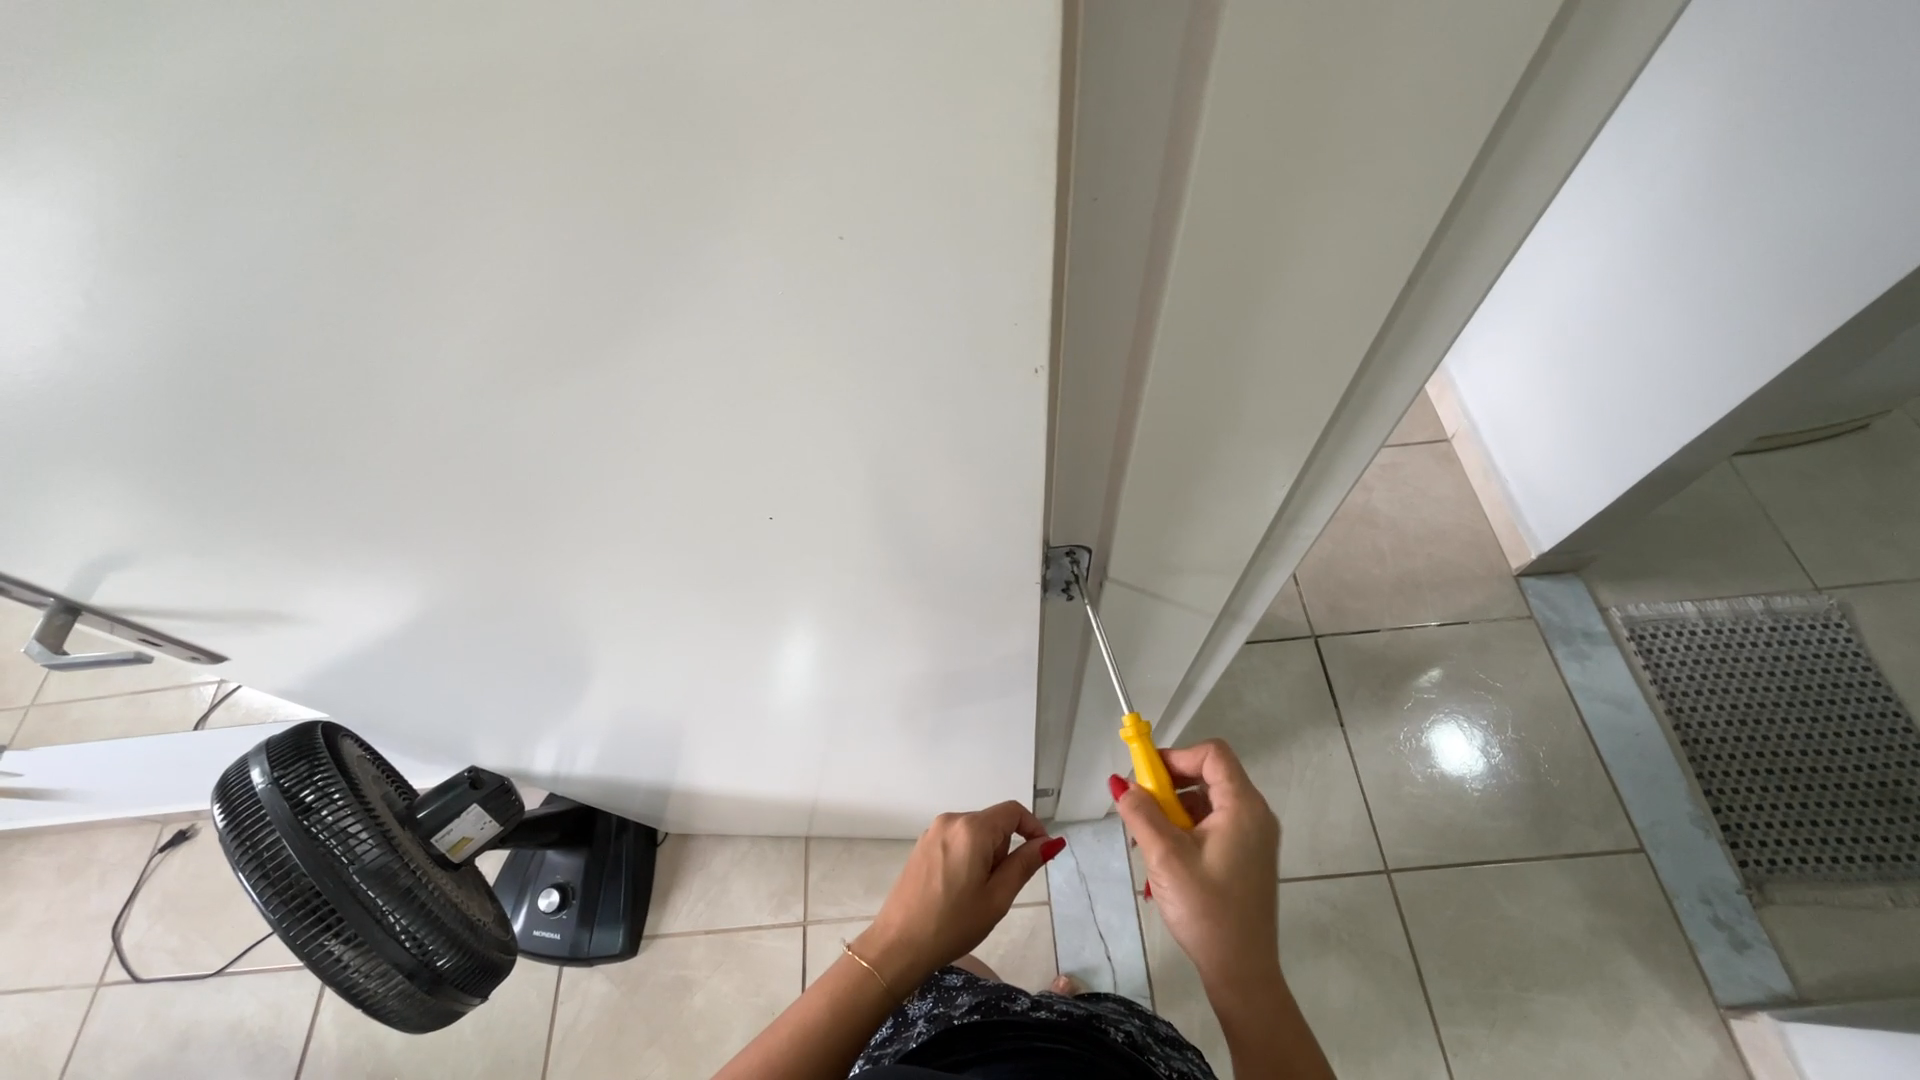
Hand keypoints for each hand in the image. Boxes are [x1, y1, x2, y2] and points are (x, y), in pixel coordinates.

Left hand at [854, 801, 1064, 990]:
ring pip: (975, 833)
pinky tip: (957, 890)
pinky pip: (957, 841)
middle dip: (1004, 850)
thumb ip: (1025, 864)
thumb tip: (1050, 842)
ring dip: (986, 856)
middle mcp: (951, 820)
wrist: (900, 944)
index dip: (1033, 828)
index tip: (1041, 854)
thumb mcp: (997, 897)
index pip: (1012, 811)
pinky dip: (967, 857)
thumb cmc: (954, 924)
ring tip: (974, 894)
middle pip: (993, 823)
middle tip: (997, 889)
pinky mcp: (922, 845)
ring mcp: (933, 831)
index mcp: (971, 829)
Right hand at [1112, 739, 1281, 995]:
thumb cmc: (1205, 909)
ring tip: (1147, 840)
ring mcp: (1253, 837)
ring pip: (1207, 802)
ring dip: (1173, 811)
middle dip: (1169, 786)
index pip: (1212, 754)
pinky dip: (1186, 830)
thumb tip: (1119, 782)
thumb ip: (1141, 813)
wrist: (1242, 970)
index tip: (1145, 777)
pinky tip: (1164, 858)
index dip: (1176, 756)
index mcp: (1243, 807)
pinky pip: (1213, 825)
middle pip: (1209, 775)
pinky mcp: (1246, 857)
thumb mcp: (1165, 857)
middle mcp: (1254, 815)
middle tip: (1139, 808)